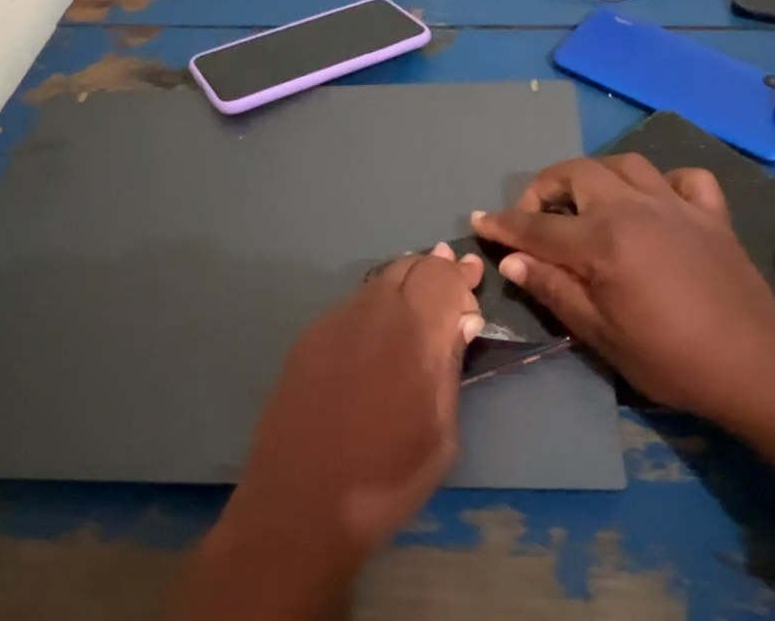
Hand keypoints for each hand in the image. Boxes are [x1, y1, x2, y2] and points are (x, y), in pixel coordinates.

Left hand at [219, 243, 484, 565]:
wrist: (298, 508)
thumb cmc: (386, 479)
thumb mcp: (441, 434)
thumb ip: (450, 367)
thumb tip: (461, 322)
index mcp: (412, 332)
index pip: (441, 275)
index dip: (461, 276)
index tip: (476, 282)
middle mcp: (370, 313)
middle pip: (408, 267)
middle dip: (434, 271)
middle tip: (455, 281)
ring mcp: (332, 323)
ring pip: (377, 283)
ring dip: (404, 286)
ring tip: (420, 302)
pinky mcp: (306, 341)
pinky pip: (351, 308)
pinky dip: (374, 307)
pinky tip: (379, 334)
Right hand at [472, 155, 774, 421]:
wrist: (753, 365)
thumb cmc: (668, 359)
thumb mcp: (600, 334)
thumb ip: (554, 289)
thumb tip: (512, 260)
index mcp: (603, 241)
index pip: (538, 227)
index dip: (504, 224)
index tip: (480, 220)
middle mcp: (635, 208)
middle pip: (578, 173)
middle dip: (545, 187)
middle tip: (534, 217)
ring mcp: (677, 205)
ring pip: (626, 164)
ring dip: (598, 176)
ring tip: (588, 204)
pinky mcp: (712, 213)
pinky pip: (685, 178)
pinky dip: (664, 182)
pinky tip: (656, 203)